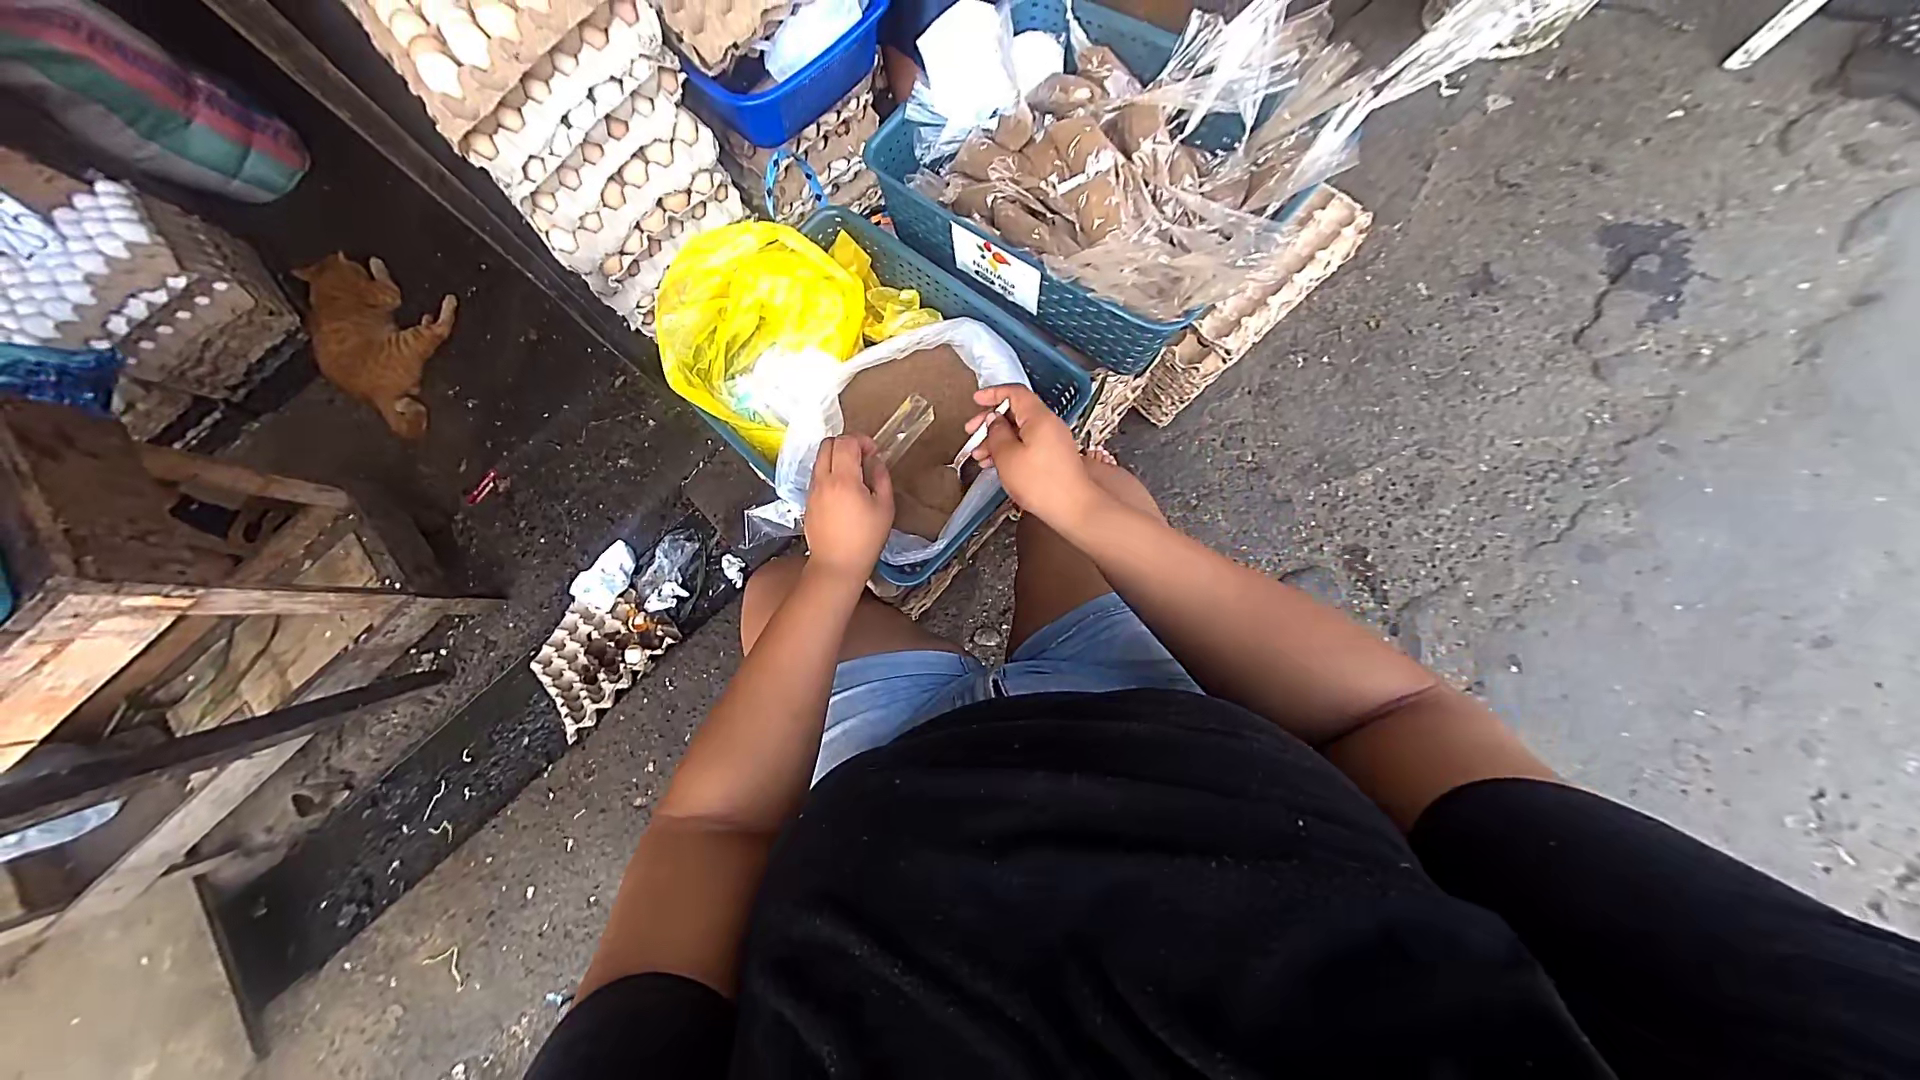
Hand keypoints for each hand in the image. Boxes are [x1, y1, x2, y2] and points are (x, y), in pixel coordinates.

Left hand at [804, 433, 893, 581]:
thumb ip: (881, 477)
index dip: (862, 440)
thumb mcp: (885, 507)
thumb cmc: (866, 539)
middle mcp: (823, 481)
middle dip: (846, 444)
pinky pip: (817, 476)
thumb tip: (875, 461)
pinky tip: (844, 491)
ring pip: (819, 459)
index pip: (846, 443)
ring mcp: (812, 491)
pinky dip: (829, 472)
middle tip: (862, 457)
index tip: (873, 452)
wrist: (836, 565)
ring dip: (836, 457)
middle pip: (827, 444)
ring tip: (854, 475)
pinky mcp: (808, 501)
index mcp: (843, 480)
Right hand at [967, 385, 1106, 526]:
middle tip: (972, 431)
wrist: (1073, 508)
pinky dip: (1010, 450)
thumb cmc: (1042, 484)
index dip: (993, 393)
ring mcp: (1053, 441)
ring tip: (980, 455)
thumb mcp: (1007, 456)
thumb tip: (993, 421)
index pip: (1015, 393)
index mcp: (1039, 417)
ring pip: (1020, 431)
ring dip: (997, 440)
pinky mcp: (1054, 456)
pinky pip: (1028, 445)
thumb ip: (996, 433)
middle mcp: (1049, 424)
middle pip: (1015, 412)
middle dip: (990, 422)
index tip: (977, 399)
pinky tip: (996, 463)